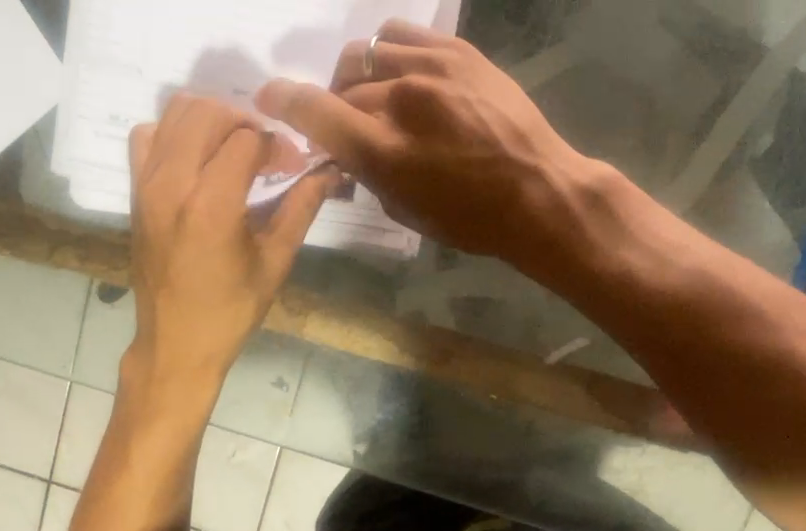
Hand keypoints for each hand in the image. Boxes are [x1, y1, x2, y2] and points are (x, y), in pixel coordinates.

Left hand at [124, 94, 334, 403]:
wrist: (176, 345)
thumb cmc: (230, 313)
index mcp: (213, 204)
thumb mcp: (273, 262)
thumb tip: (329, 171)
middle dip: (245, 123)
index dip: (277, 146)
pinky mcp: (135, 192)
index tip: (292, 166)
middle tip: (265, 153)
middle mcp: (174, 183)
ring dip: (210, 120)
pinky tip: (196, 159)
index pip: (248, 139)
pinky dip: (173, 133)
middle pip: (209, 112)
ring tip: (232, 150)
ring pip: (175, 113)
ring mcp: (147, 185)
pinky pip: (147, 136)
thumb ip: (300, 208)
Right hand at [255, 20, 603, 272]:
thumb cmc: (469, 220)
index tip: (268, 100)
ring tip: (376, 99)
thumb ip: (368, 176)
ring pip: (366, 56)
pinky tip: (400, 74)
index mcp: (382, 151)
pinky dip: (388, 54)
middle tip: (353, 134)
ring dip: (360, 80)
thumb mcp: (405, 212)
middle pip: (341, 90)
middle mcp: (399, 100)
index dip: (284, 103)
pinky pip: (401, 35)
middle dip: (337, 112)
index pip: (315, 113)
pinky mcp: (457, 52)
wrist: (537, 192)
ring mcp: (430, 69)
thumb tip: (348, 155)